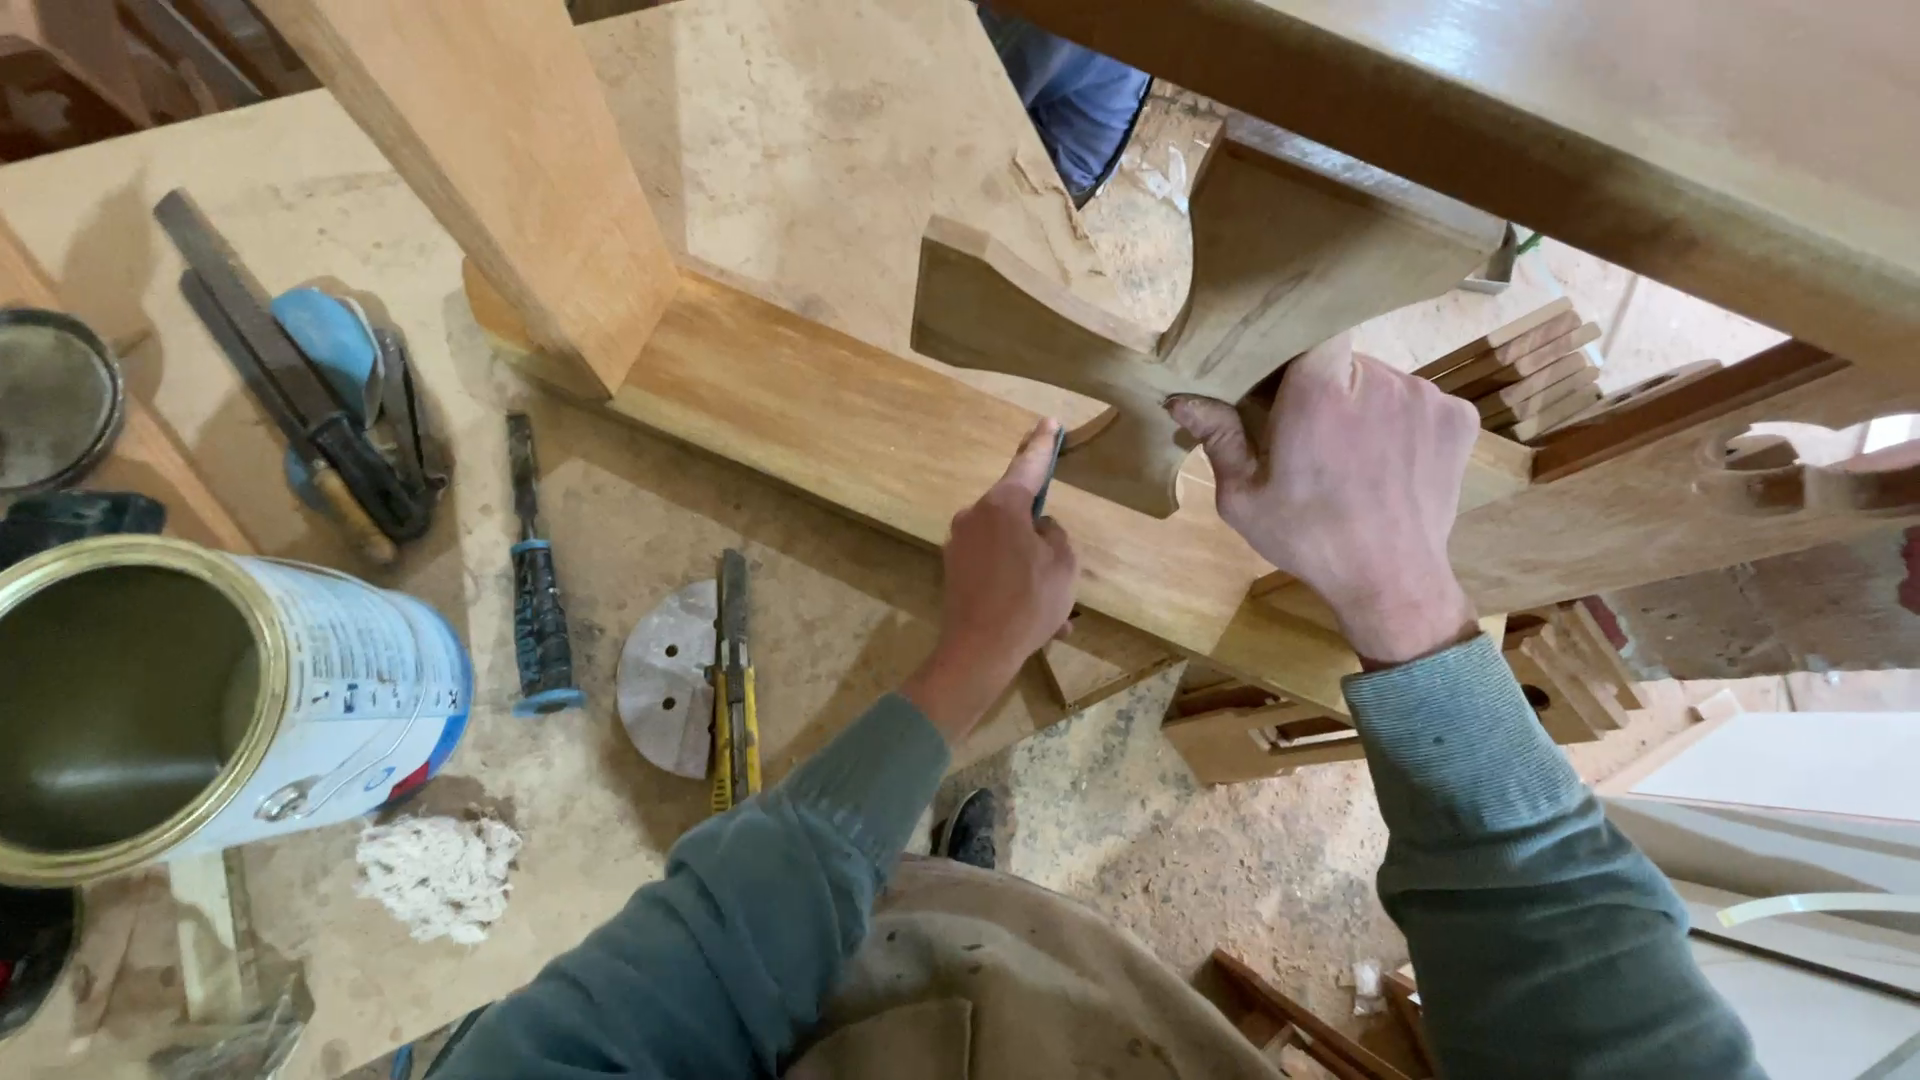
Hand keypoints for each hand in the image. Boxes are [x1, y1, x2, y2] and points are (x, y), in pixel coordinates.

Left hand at [903, 418, 1078, 742]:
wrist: (978, 652)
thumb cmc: (1029, 603)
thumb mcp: (1064, 564)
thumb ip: (1054, 534)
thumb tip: (1039, 529)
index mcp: (1002, 506)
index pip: (1028, 465)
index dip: (1042, 444)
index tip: (1048, 423)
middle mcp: (974, 516)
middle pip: (1014, 511)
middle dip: (1039, 534)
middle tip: (1059, 564)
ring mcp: (958, 544)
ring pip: (1007, 546)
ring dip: (1031, 569)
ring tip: (1057, 612)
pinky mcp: (953, 570)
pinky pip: (994, 568)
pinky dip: (1015, 585)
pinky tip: (1039, 622)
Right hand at [1168, 335, 1479, 666]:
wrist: (1390, 580)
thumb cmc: (1306, 538)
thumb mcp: (1242, 497)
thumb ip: (1217, 437)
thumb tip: (1180, 398)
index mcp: (1319, 392)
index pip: (1312, 324)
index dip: (1295, 338)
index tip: (1278, 368)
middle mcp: (1379, 379)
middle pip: (1341, 357)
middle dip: (1320, 384)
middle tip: (1303, 430)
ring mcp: (1426, 396)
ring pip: (1378, 379)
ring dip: (1359, 403)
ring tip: (1346, 453)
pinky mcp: (1458, 418)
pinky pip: (1416, 400)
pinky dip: (1397, 421)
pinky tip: (1384, 460)